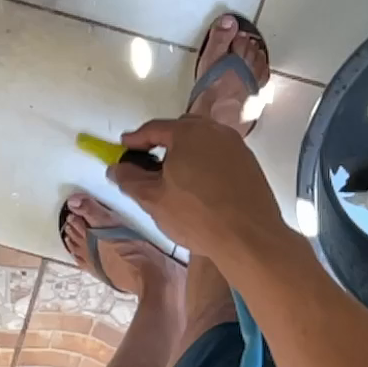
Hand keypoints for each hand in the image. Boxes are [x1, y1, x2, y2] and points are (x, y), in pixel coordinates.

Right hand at [107, 116, 289, 263]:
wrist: (249, 238)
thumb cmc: (196, 215)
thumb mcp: (153, 199)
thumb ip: (129, 179)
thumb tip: (116, 168)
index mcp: (188, 133)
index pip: (154, 128)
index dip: (135, 139)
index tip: (123, 147)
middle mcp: (215, 131)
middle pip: (181, 129)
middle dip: (163, 142)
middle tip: (149, 161)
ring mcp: (237, 146)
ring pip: (203, 142)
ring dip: (186, 153)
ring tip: (175, 176)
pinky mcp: (250, 164)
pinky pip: (220, 155)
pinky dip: (205, 163)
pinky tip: (200, 186)